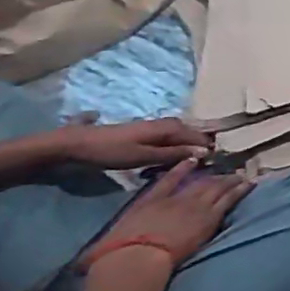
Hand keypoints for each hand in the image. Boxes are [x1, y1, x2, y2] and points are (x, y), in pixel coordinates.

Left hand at [53, 118, 211, 169]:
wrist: (76, 143)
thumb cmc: (111, 151)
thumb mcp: (145, 156)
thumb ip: (175, 154)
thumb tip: (205, 152)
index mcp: (171, 128)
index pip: (202, 138)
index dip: (209, 151)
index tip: (213, 165)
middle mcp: (169, 123)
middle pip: (194, 135)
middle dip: (200, 149)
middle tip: (199, 167)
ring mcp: (157, 126)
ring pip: (183, 137)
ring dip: (187, 149)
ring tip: (186, 164)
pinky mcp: (148, 131)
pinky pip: (172, 138)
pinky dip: (176, 147)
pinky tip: (171, 157)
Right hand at [81, 158, 252, 271]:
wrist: (137, 257)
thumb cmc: (114, 253)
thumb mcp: (105, 243)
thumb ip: (103, 245)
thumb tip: (84, 262)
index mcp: (148, 202)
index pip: (166, 181)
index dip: (180, 169)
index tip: (190, 161)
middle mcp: (173, 200)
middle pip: (198, 183)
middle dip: (214, 175)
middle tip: (226, 169)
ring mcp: (194, 206)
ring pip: (217, 188)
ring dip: (230, 180)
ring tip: (242, 175)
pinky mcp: (209, 216)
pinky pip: (229, 198)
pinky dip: (240, 190)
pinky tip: (249, 184)